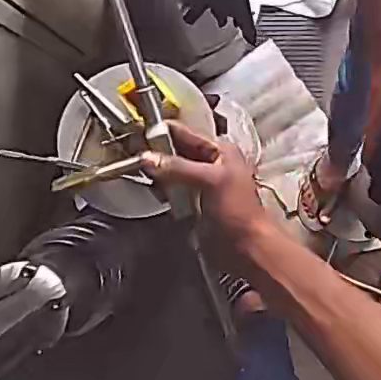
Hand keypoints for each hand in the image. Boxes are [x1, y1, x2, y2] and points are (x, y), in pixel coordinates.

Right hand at [141, 121, 266, 251]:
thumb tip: (148, 158)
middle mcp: (210, 163)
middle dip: (157, 153)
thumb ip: (178, 168)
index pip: (187, 133)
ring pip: (171, 171)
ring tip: (142, 172)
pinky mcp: (192, 203)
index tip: (140, 132)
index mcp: (220, 150)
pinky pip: (171, 190)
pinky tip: (154, 190)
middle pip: (176, 151)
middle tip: (135, 154)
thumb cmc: (238, 211)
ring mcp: (200, 184)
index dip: (165, 131)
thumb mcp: (211, 180)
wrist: (245, 248)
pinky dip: (162, 189)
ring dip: (158, 172)